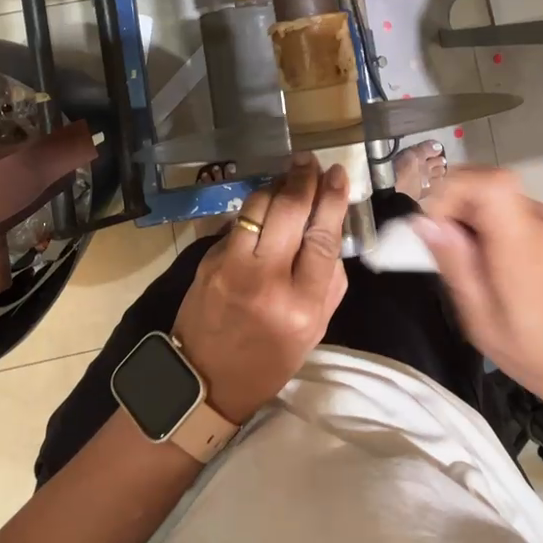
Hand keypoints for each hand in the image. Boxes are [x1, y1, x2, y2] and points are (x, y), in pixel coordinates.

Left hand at [171, 156, 349, 422]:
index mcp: (300, 306)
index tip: (339, 174)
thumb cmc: (269, 359)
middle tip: (310, 161)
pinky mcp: (208, 261)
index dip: (332, 200)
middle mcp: (266, 281)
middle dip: (303, 179)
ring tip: (289, 175)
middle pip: (289, 212)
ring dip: (276, 184)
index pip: (322, 238)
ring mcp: (232, 267)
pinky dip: (254, 209)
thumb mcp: (314, 331)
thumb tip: (333, 231)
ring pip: (258, 207)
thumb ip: (329, 283)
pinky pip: (237, 222)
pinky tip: (264, 203)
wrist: (204, 381)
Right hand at [413, 167, 542, 421]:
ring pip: (500, 200)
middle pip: (489, 185)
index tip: (435, 225)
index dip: (452, 189)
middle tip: (444, 250)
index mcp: (523, 241)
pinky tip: (495, 269)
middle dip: (456, 206)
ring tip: (470, 268)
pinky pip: (516, 213)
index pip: (489, 181)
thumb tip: (423, 220)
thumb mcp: (482, 319)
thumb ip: (454, 263)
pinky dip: (494, 227)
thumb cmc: (538, 353)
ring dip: (474, 220)